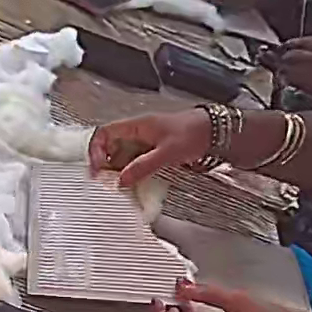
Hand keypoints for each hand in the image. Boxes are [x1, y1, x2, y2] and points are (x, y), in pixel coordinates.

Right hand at [87, 109, 209, 187]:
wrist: (216, 131)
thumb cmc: (193, 132)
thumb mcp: (166, 152)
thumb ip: (142, 167)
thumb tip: (121, 180)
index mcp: (136, 126)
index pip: (104, 134)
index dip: (95, 150)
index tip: (96, 169)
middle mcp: (137, 133)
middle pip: (110, 148)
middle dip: (105, 165)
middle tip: (106, 182)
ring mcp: (144, 142)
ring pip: (122, 157)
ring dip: (118, 171)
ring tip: (120, 186)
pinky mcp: (152, 152)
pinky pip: (134, 163)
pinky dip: (130, 174)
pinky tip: (133, 183)